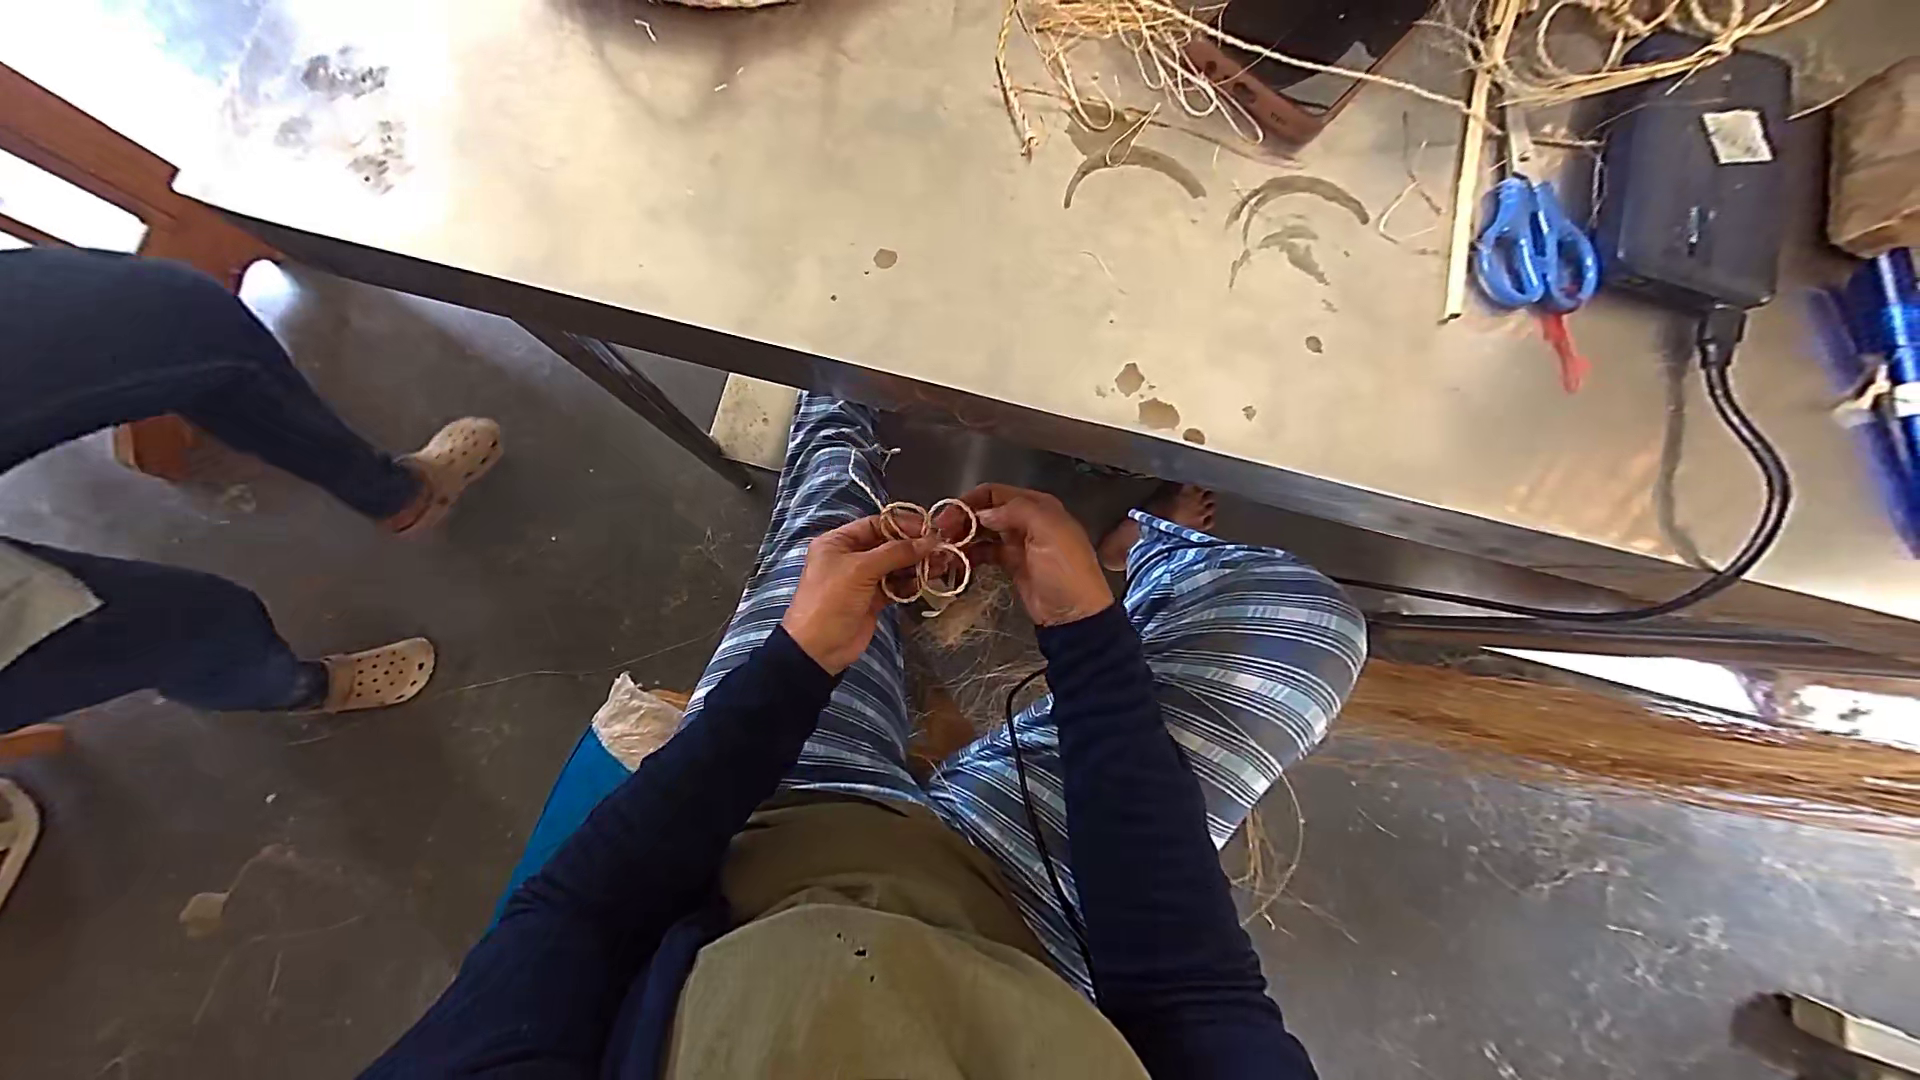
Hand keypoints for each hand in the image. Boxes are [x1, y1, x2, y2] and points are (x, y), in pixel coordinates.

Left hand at [781, 516, 934, 673]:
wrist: (818, 650)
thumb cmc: (831, 601)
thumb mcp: (860, 569)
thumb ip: (896, 552)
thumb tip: (929, 540)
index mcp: (838, 542)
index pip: (875, 524)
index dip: (902, 525)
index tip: (930, 529)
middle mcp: (850, 557)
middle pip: (888, 544)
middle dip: (914, 546)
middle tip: (941, 547)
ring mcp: (862, 579)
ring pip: (896, 565)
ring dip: (917, 564)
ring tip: (941, 563)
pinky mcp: (873, 599)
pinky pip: (897, 584)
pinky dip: (912, 582)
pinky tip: (929, 579)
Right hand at [951, 484, 1113, 626]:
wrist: (1074, 614)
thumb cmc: (1064, 569)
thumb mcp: (1047, 531)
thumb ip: (1015, 512)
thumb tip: (982, 514)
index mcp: (1038, 506)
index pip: (996, 493)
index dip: (970, 501)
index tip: (948, 515)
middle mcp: (1027, 520)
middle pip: (987, 511)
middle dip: (963, 519)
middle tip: (941, 533)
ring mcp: (1018, 543)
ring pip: (983, 532)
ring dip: (964, 537)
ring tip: (944, 548)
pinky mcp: (1012, 564)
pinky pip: (986, 552)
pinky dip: (971, 554)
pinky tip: (957, 560)